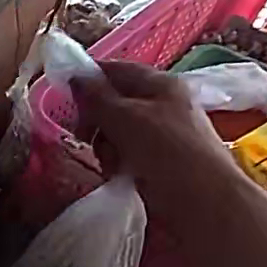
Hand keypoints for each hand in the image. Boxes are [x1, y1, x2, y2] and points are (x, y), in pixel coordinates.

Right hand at [70, 59, 243, 208]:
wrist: (201, 197)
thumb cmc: (165, 149)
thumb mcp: (124, 118)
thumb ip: (97, 97)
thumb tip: (75, 78)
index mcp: (160, 84)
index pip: (117, 69)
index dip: (90, 76)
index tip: (65, 91)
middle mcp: (161, 104)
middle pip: (113, 102)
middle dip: (95, 118)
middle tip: (83, 134)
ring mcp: (160, 132)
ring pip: (115, 129)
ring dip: (103, 144)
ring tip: (108, 160)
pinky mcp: (157, 157)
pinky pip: (124, 150)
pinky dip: (115, 159)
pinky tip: (116, 171)